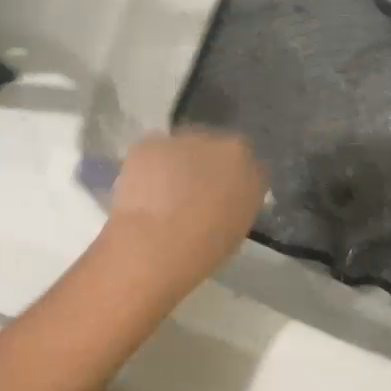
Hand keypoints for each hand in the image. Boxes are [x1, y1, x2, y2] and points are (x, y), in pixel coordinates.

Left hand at [104, 129, 268, 287]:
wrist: (159, 244)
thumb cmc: (203, 250)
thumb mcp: (234, 232)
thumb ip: (233, 206)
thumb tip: (220, 201)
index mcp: (250, 171)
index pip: (247, 167)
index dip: (230, 182)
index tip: (218, 199)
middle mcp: (223, 146)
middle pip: (214, 150)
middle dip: (203, 167)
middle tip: (187, 197)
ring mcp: (185, 139)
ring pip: (181, 148)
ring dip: (175, 166)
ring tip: (160, 197)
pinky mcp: (152, 143)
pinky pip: (152, 153)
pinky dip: (147, 168)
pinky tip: (140, 193)